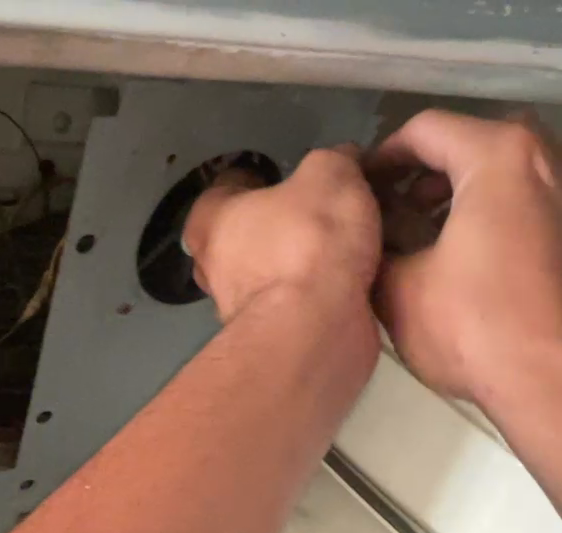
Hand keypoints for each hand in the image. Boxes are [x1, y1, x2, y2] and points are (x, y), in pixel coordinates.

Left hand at [181, 146, 381, 324]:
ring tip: (346, 247)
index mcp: (210, 223)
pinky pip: (295, 306)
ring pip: (270, 275)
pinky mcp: (272, 341)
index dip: (258, 176)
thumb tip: (344, 162)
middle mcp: (213, 270)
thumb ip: (334, 162)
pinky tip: (351, 284)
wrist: (316, 330)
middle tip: (321, 213)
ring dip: (299, 265)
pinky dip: (316, 296)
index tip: (289, 175)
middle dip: (277, 226)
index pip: (225, 188)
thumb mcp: (330, 174)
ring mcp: (239, 312)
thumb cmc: (308, 242)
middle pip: (245, 236)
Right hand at [366, 110, 561, 408]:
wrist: (551, 379)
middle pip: (472, 141)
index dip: (382, 156)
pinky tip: (466, 252)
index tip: (358, 188)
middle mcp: (548, 156)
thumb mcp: (400, 288)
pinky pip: (531, 197)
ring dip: (462, 189)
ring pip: (507, 168)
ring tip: (424, 231)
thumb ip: (379, 244)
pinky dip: (495, 209)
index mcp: (499, 156)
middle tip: (391, 208)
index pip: (427, 130)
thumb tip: (371, 230)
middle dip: (425, 169)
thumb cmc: (470, 327)